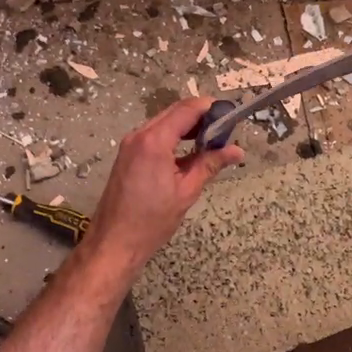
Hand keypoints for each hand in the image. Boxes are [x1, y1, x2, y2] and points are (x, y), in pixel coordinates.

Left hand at [84, 96, 243, 271]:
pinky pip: (154, 135)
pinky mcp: (127, 154)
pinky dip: (173, 137)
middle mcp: (140, 135)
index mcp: (154, 141)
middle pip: (175, 112)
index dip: (210, 107)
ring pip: (164, 122)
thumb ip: (211, 164)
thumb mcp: (186, 191)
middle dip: (200, 116)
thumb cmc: (152, 221)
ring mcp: (130, 144)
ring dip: (187, 126)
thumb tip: (238, 151)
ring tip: (212, 141)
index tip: (230, 114)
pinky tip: (190, 151)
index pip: (187, 109)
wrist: (113, 243)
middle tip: (224, 130)